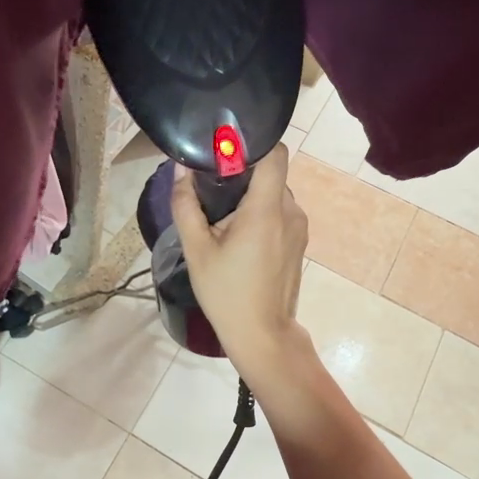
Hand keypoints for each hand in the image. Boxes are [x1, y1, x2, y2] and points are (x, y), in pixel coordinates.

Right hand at [168, 144, 312, 385]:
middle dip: (242, 174)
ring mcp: (299, 227)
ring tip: (220, 215)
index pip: (274, 153)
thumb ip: (186, 205)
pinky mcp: (299, 241)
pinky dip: (259, 213)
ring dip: (250, 196)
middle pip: (270, 173)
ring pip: (274, 193)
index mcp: (267, 209)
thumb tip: (180, 169)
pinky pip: (279, 212)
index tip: (225, 150)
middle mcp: (290, 211)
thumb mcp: (197, 249)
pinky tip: (236, 234)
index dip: (253, 143)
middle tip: (210, 186)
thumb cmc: (226, 293)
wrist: (261, 335)